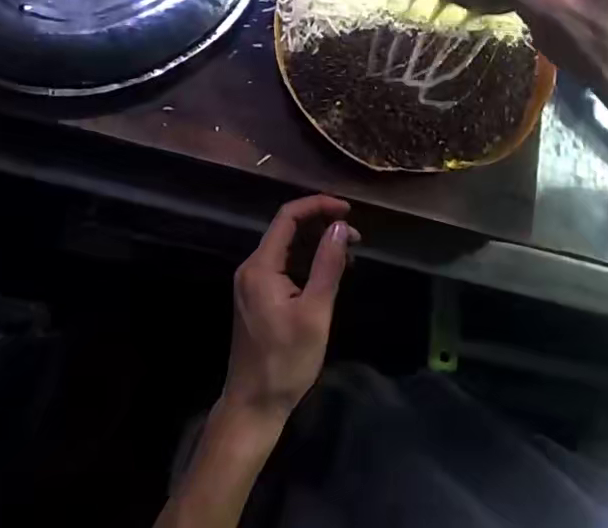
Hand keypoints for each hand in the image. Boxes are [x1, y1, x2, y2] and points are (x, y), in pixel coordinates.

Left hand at [223, 196, 359, 419]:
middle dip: (320, 225)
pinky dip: (305, 262)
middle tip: (355, 235)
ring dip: (315, 244)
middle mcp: (251, 267)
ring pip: (285, 249)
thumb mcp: (315, 313)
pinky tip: (328, 272)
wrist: (254, 402)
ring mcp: (251, 282)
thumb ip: (327, 266)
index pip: (287, 217)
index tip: (347, 209)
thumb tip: (340, 227)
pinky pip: (282, 266)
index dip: (317, 206)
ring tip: (349, 251)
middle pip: (285, 230)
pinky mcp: (256, 297)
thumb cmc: (286, 360)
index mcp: (261, 265)